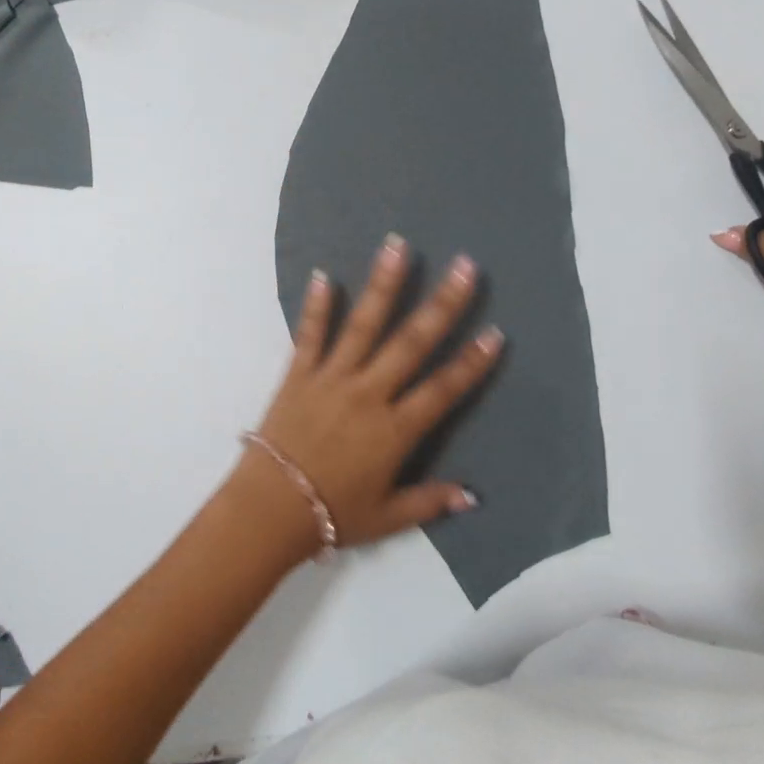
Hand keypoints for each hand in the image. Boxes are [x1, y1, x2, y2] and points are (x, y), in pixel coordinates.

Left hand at [245, 233, 503, 551]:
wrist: (268, 510)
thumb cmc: (331, 514)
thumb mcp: (387, 517)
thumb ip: (430, 501)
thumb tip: (474, 495)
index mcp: (394, 430)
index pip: (442, 389)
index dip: (471, 363)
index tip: (495, 332)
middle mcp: (368, 394)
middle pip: (411, 343)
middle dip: (442, 304)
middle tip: (465, 267)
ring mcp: (331, 379)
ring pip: (362, 325)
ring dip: (383, 285)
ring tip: (398, 246)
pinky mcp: (298, 375)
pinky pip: (310, 335)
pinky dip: (317, 306)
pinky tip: (324, 275)